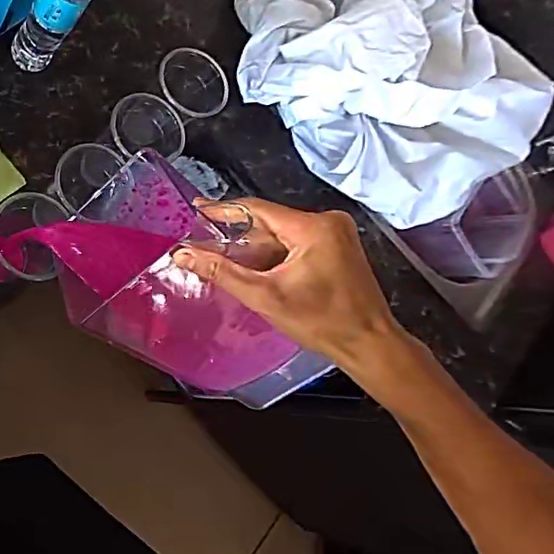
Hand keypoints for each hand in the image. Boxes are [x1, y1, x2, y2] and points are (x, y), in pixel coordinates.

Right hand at [172, 199, 430, 397]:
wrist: (369, 344)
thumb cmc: (321, 322)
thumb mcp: (264, 296)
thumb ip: (221, 271)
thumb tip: (184, 254)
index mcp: (313, 227)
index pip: (257, 209)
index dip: (223, 210)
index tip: (198, 208)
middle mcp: (327, 222)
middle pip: (269, 222)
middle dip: (238, 236)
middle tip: (205, 241)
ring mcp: (335, 234)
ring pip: (281, 234)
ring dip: (255, 248)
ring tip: (224, 258)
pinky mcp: (337, 248)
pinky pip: (295, 243)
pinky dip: (274, 255)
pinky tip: (254, 268)